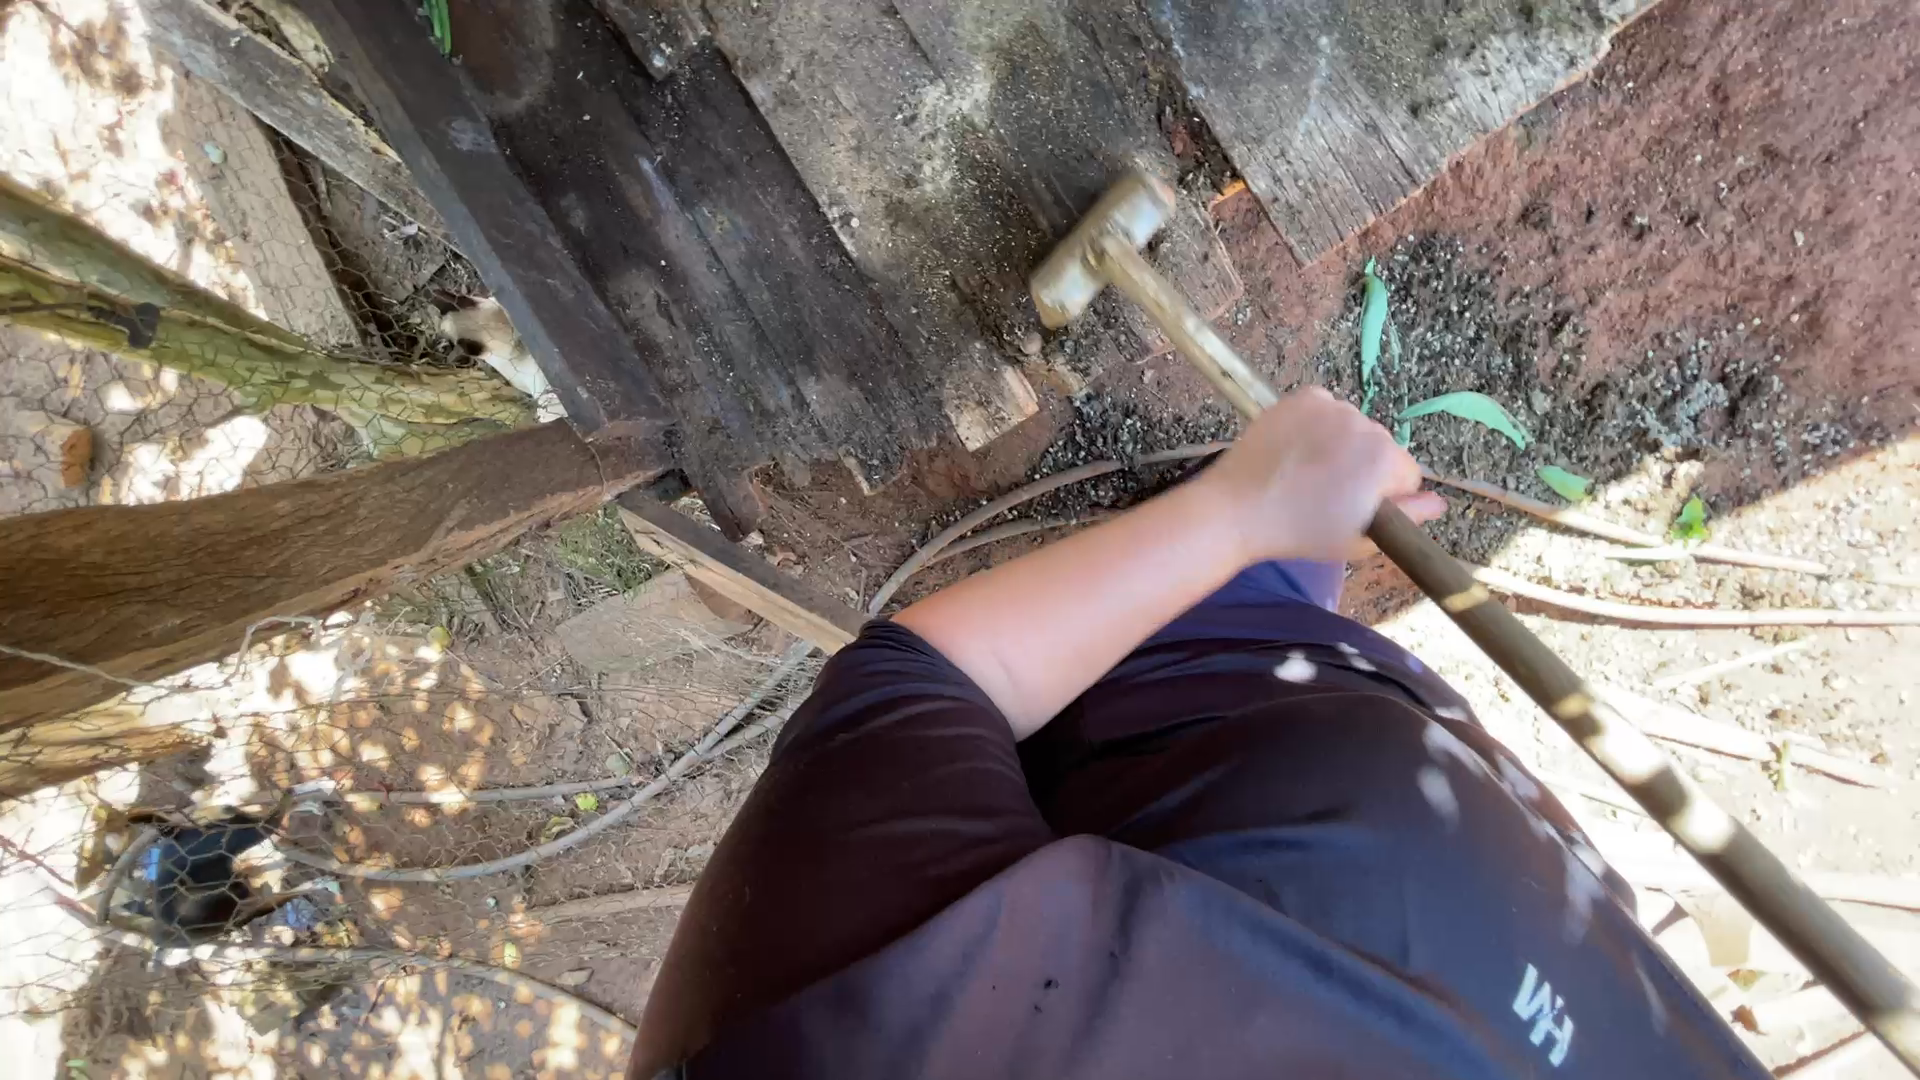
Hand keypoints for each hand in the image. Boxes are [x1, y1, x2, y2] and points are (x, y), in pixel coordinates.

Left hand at [1196, 387, 1447, 561]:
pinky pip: (1322, 408)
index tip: (1350, 508)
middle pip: (1378, 447)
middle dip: (1360, 467)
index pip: (1406, 475)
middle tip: (1321, 492)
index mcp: (1387, 460)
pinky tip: (1294, 449)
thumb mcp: (1358, 539)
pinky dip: (1313, 423)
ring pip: (1350, 427)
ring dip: (1337, 443)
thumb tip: (1439, 503)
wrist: (1235, 510)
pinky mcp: (1300, 399)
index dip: (1381, 495)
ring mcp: (1331, 407)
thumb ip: (1406, 518)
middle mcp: (1366, 424)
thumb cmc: (1298, 532)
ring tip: (1303, 472)